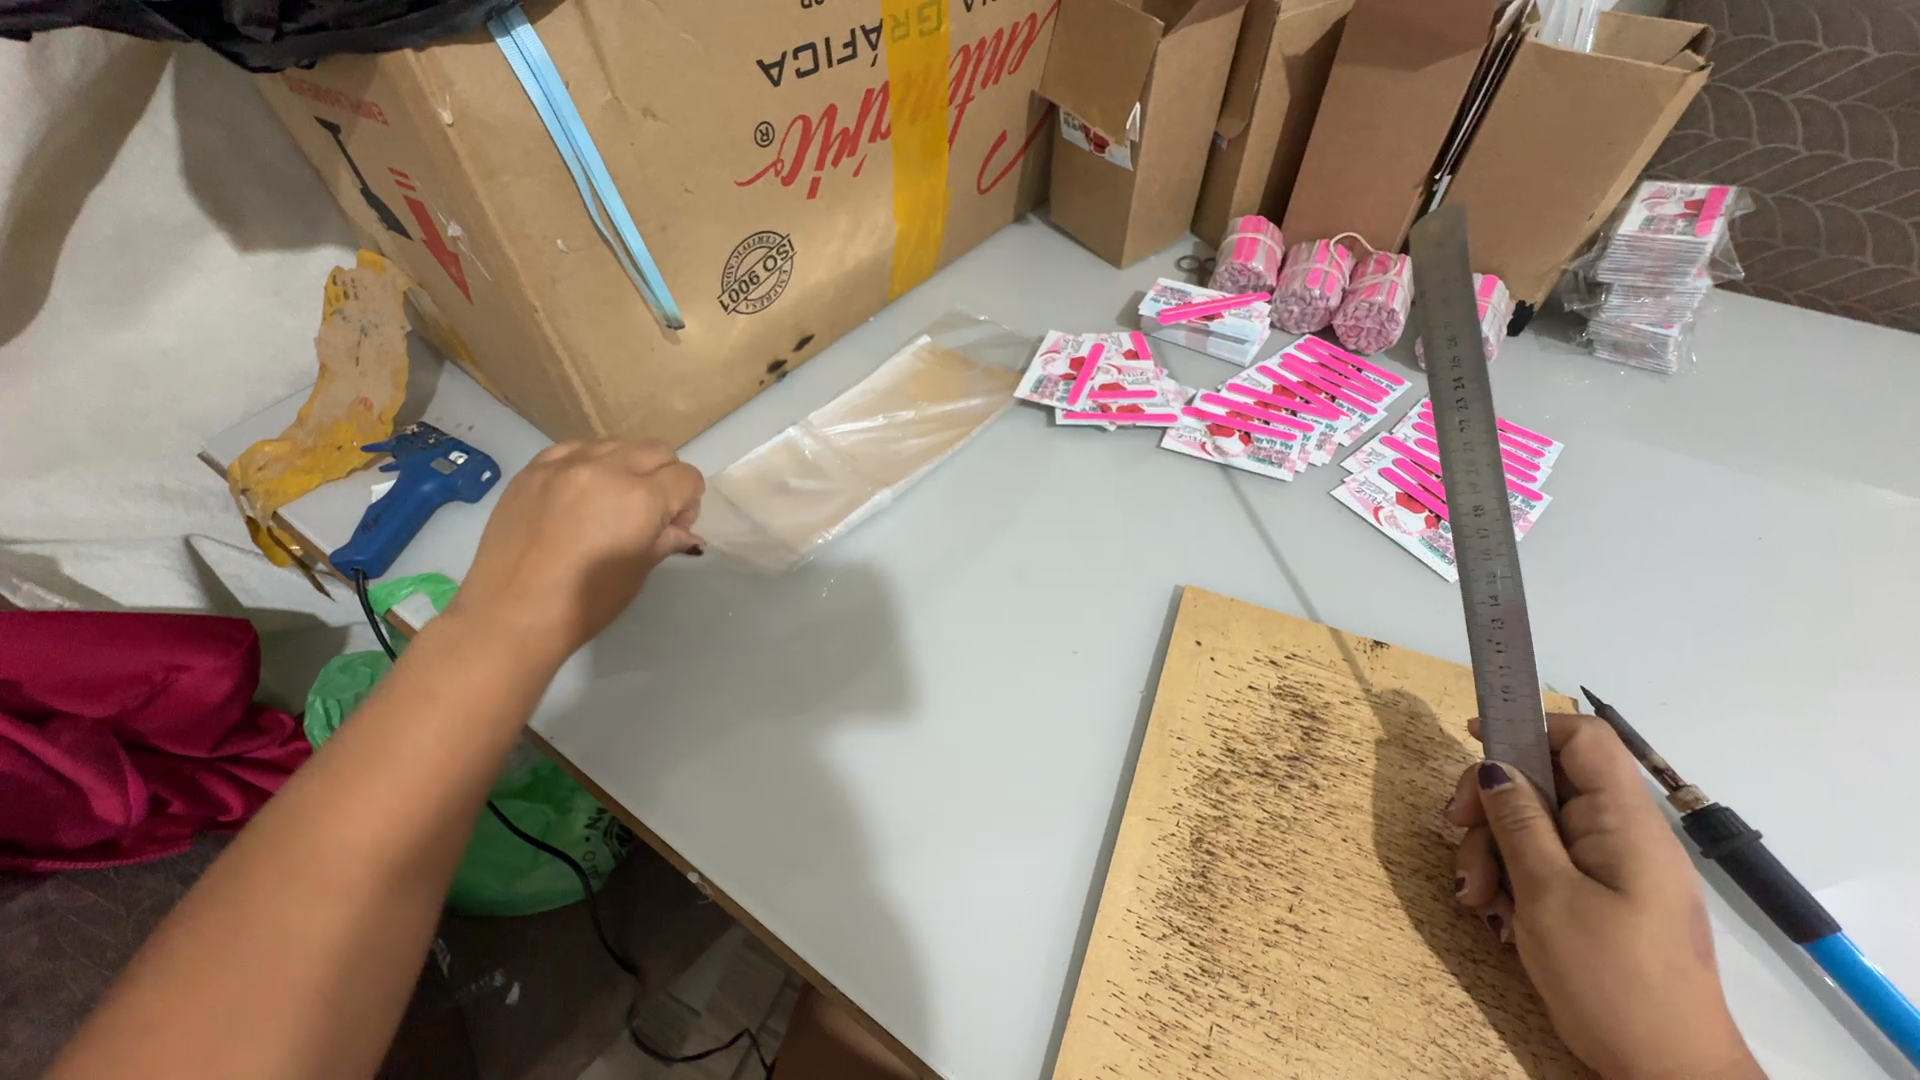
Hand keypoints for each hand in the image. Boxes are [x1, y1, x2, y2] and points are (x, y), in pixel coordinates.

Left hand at [446, 440, 703, 657]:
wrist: (510, 614)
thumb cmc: (585, 603)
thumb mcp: (639, 571)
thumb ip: (666, 539)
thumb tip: (684, 531)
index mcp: (641, 499)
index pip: (686, 477)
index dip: (689, 502)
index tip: (674, 526)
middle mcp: (607, 469)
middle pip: (657, 451)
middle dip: (664, 477)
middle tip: (650, 511)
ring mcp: (565, 464)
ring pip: (616, 444)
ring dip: (627, 467)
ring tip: (612, 501)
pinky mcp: (534, 468)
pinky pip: (575, 448)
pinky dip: (589, 464)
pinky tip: (581, 492)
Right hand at [1447, 715, 1763, 1079]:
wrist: (1667, 1074)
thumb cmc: (1611, 979)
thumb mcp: (1547, 895)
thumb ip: (1518, 824)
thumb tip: (1493, 767)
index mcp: (1624, 824)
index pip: (1585, 739)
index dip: (1529, 726)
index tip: (1474, 740)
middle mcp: (1621, 836)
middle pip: (1544, 782)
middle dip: (1491, 805)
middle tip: (1455, 830)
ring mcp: (1611, 868)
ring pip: (1533, 826)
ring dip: (1492, 851)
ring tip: (1476, 898)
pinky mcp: (1600, 897)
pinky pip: (1544, 862)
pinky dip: (1511, 877)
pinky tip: (1496, 912)